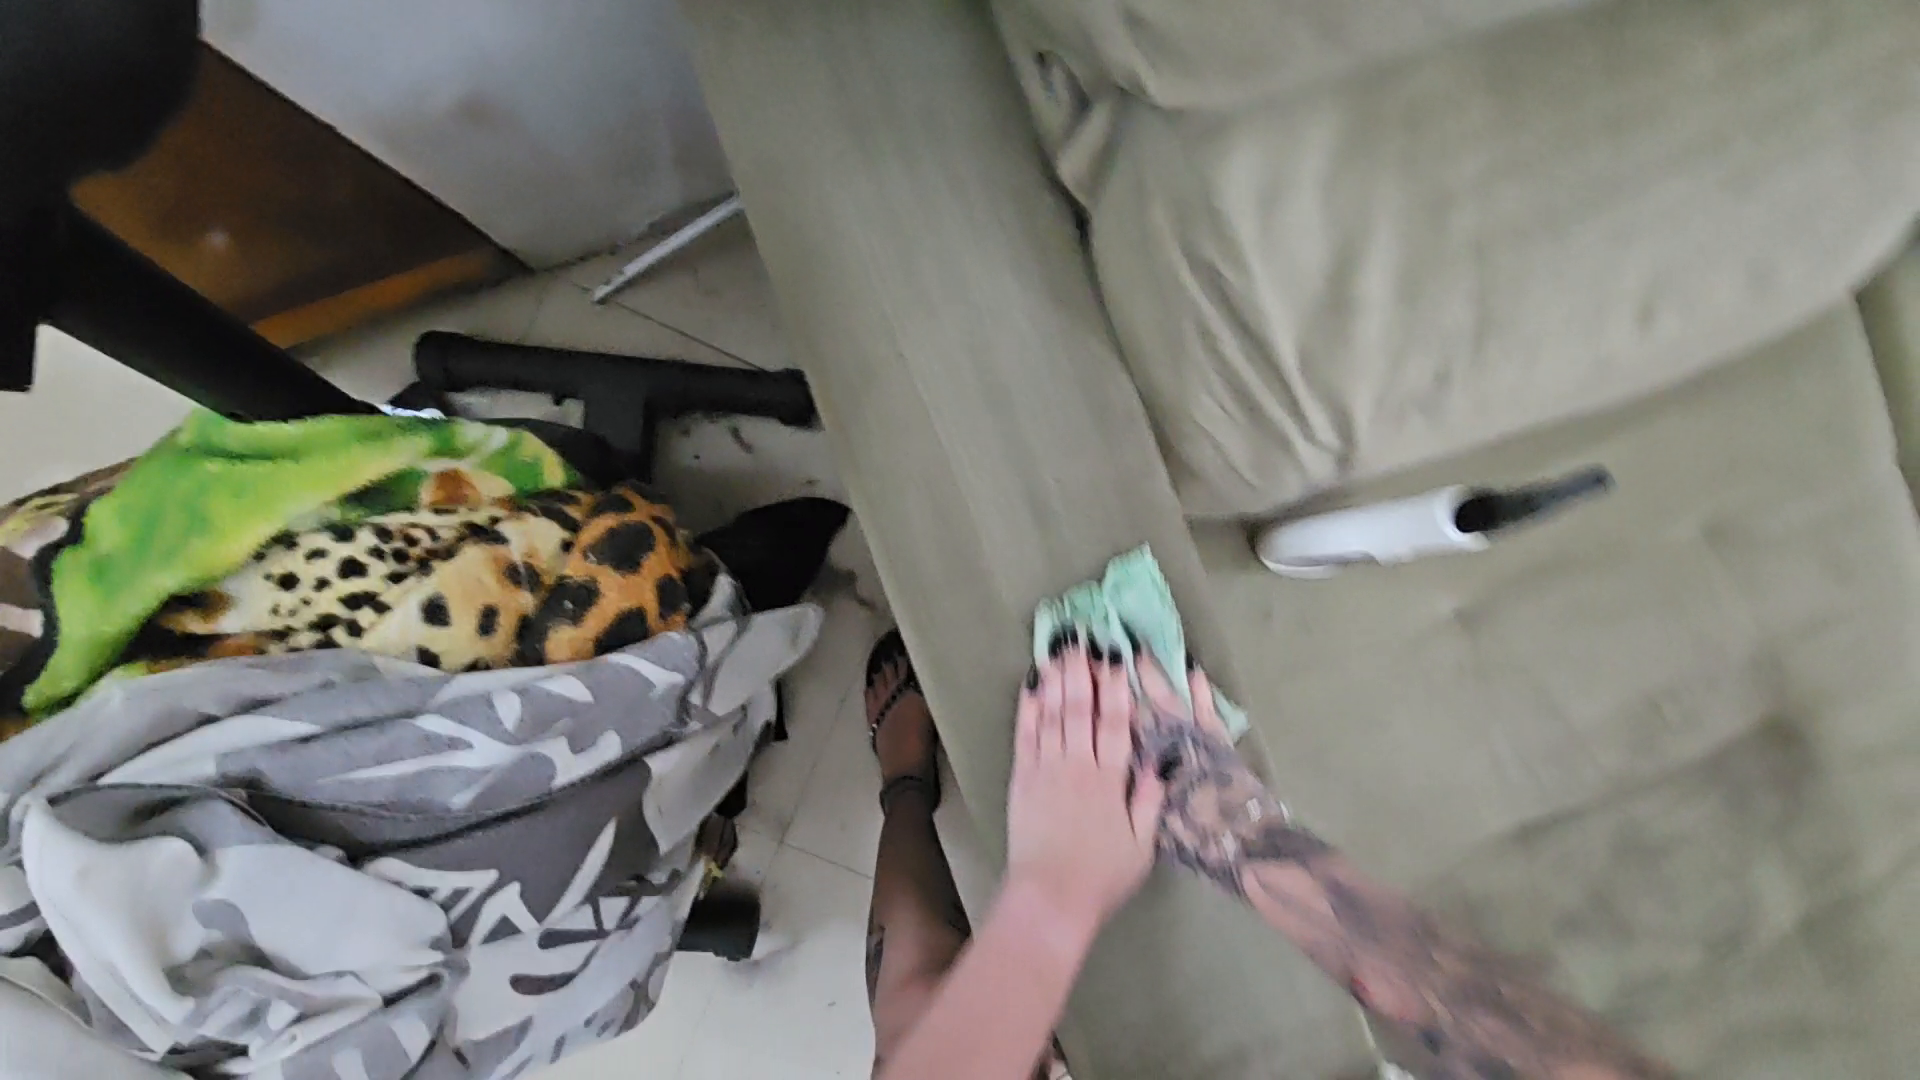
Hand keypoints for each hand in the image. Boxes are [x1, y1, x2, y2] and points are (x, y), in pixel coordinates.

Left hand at [1003, 638, 1165, 943]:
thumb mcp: (1141, 846)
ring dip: (1054, 680)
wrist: (1050, 898)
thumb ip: (1149, 800)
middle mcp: (1077, 765)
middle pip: (1080, 709)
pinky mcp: (1021, 778)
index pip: (1115, 723)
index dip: (1115, 687)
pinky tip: (1030, 685)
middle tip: (1080, 637)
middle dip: (1081, 670)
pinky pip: (1025, 736)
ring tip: (1056, 649)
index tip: (1115, 655)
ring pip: (1051, 715)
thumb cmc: (1101, 875)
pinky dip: (1027, 709)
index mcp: (1110, 780)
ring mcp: (1045, 769)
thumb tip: (1161, 761)